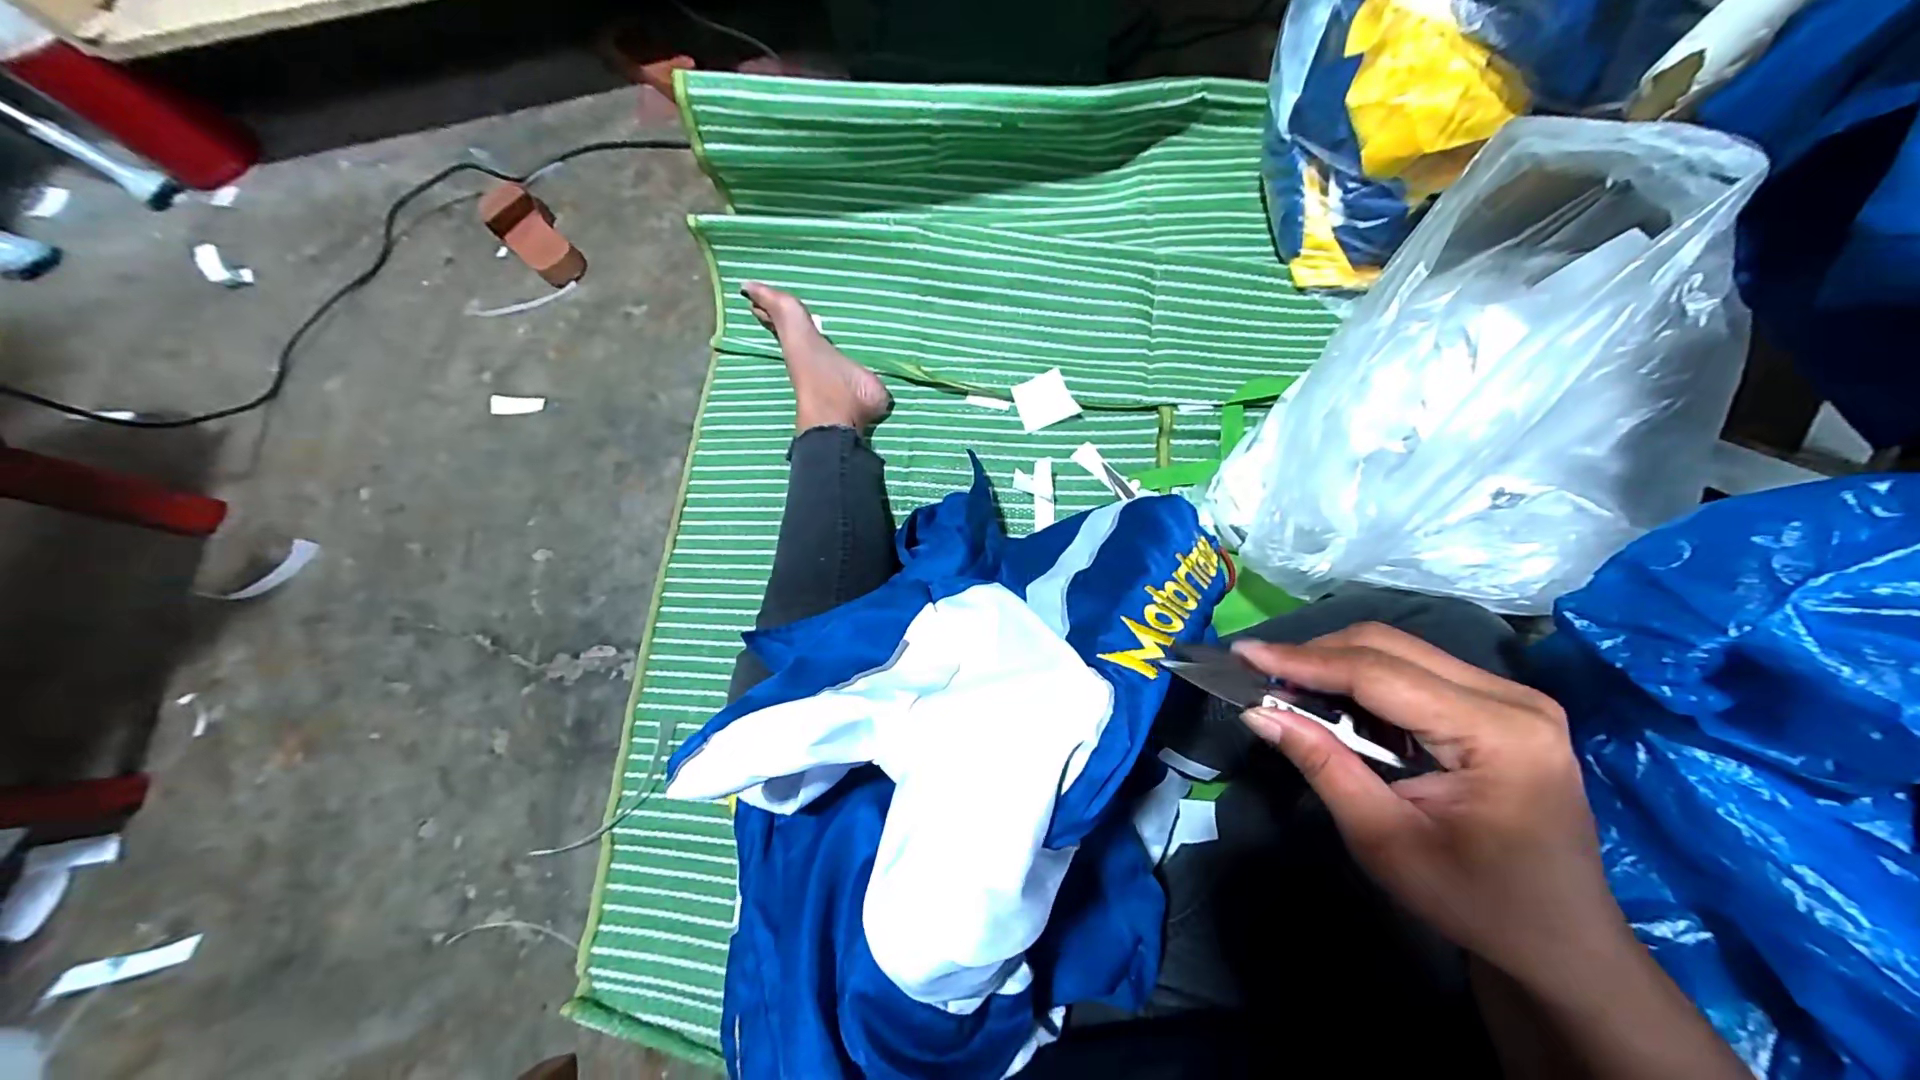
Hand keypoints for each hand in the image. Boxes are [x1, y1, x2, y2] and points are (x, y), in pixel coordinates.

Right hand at [1234, 622, 1746, 1079]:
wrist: (1560, 942)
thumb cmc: (1474, 901)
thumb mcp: (1384, 840)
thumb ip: (1323, 765)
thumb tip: (1258, 711)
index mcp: (1499, 734)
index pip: (1380, 674)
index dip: (1304, 660)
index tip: (1242, 654)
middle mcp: (1513, 699)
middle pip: (1390, 647)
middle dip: (1315, 655)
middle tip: (1257, 673)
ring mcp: (1513, 698)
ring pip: (1400, 650)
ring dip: (1336, 662)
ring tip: (1285, 686)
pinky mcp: (1501, 706)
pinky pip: (1416, 669)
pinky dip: (1363, 677)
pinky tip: (1332, 699)